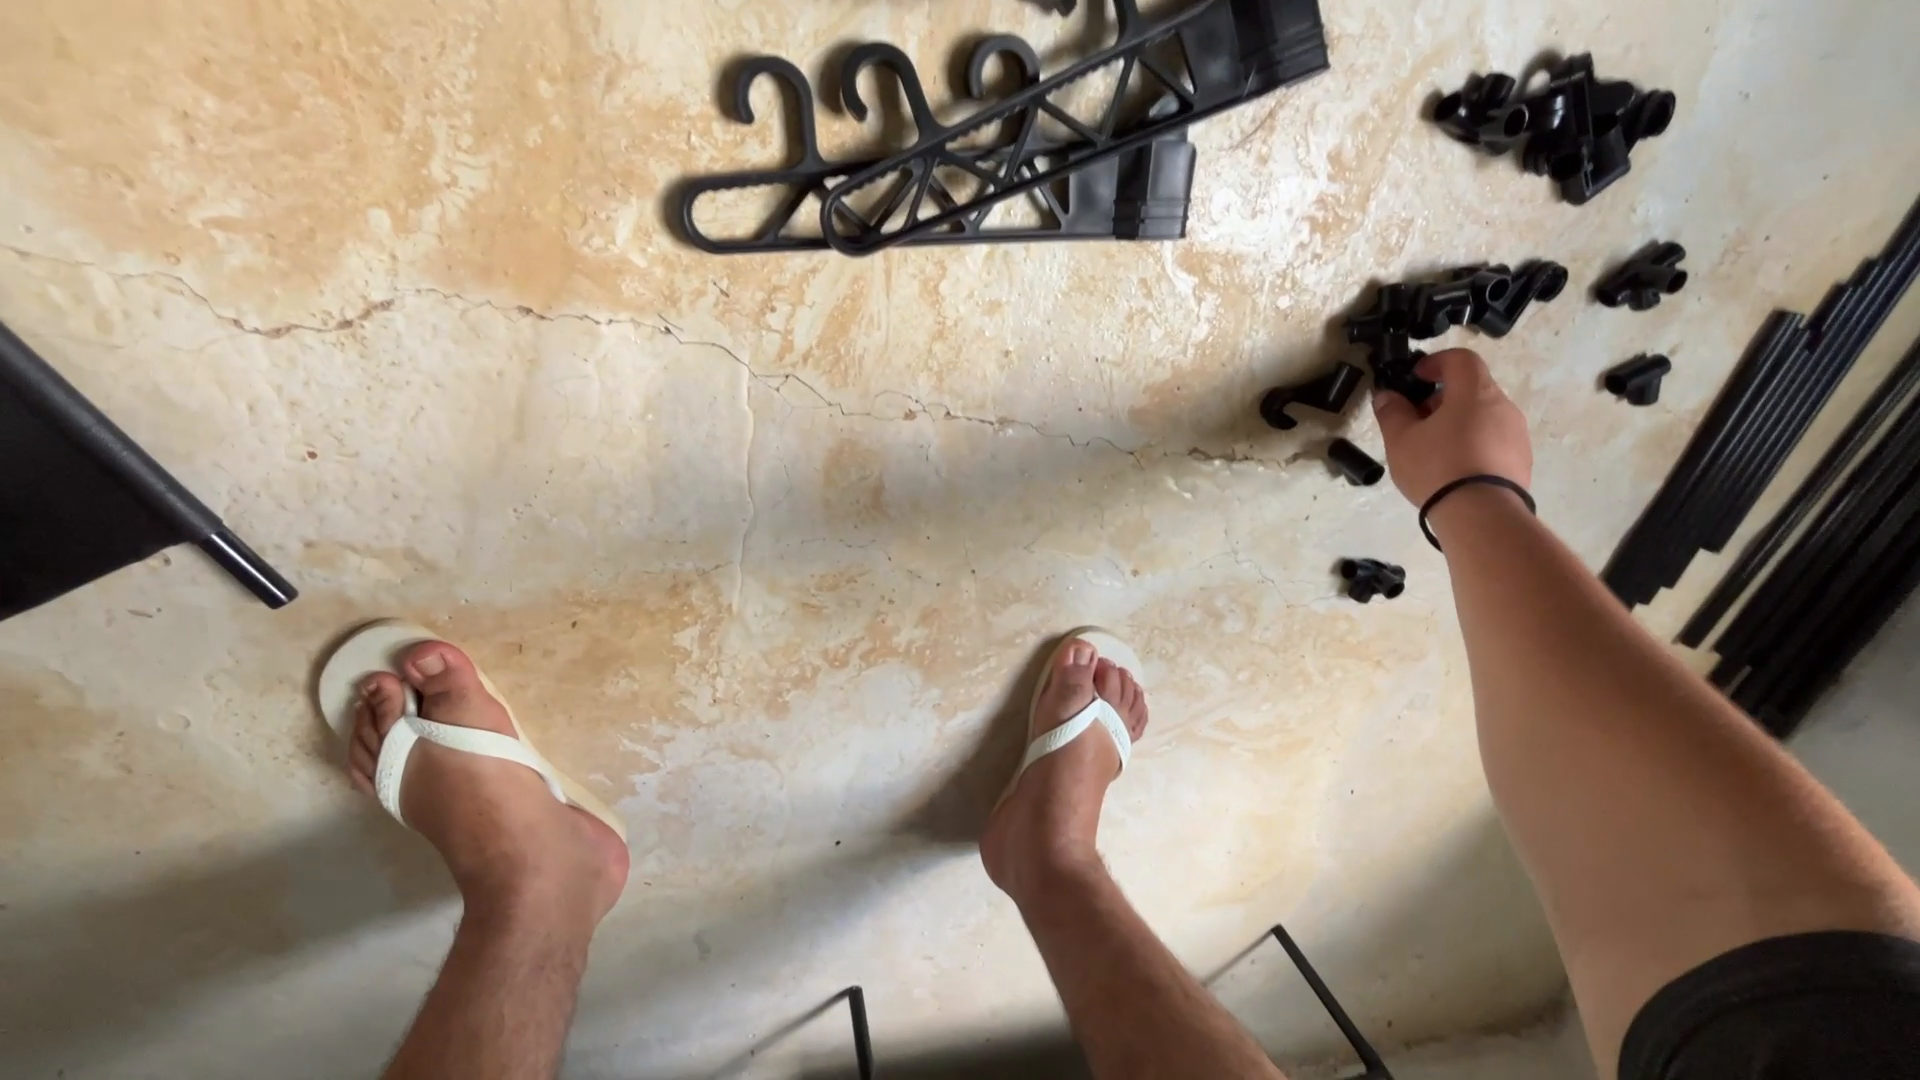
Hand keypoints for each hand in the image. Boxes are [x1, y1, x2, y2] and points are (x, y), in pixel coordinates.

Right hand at [1371, 348, 1532, 506]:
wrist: (1481, 514)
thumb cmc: (1436, 466)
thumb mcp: (1400, 440)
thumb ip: (1392, 413)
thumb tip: (1387, 396)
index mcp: (1474, 393)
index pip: (1461, 359)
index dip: (1436, 362)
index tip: (1416, 378)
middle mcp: (1502, 406)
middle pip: (1472, 389)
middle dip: (1442, 399)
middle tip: (1416, 421)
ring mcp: (1517, 434)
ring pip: (1483, 416)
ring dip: (1457, 422)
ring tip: (1433, 450)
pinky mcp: (1521, 459)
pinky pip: (1493, 440)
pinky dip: (1472, 444)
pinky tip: (1453, 469)